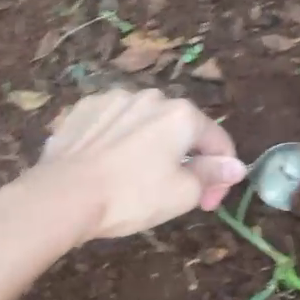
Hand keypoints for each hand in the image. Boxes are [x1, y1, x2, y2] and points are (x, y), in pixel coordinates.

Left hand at [19, 89, 244, 243]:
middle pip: (180, 129)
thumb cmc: (131, 196)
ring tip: (133, 180)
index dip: (220, 176)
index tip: (208, 203)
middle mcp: (150, 97)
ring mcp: (113, 98)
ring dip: (149, 148)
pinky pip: (112, 124)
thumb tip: (235, 165)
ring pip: (144, 124)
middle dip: (184, 159)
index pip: (217, 141)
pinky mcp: (84, 108)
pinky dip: (116, 142)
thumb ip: (212, 175)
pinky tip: (106, 167)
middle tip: (172, 193)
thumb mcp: (182, 194)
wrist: (63, 194)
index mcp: (181, 114)